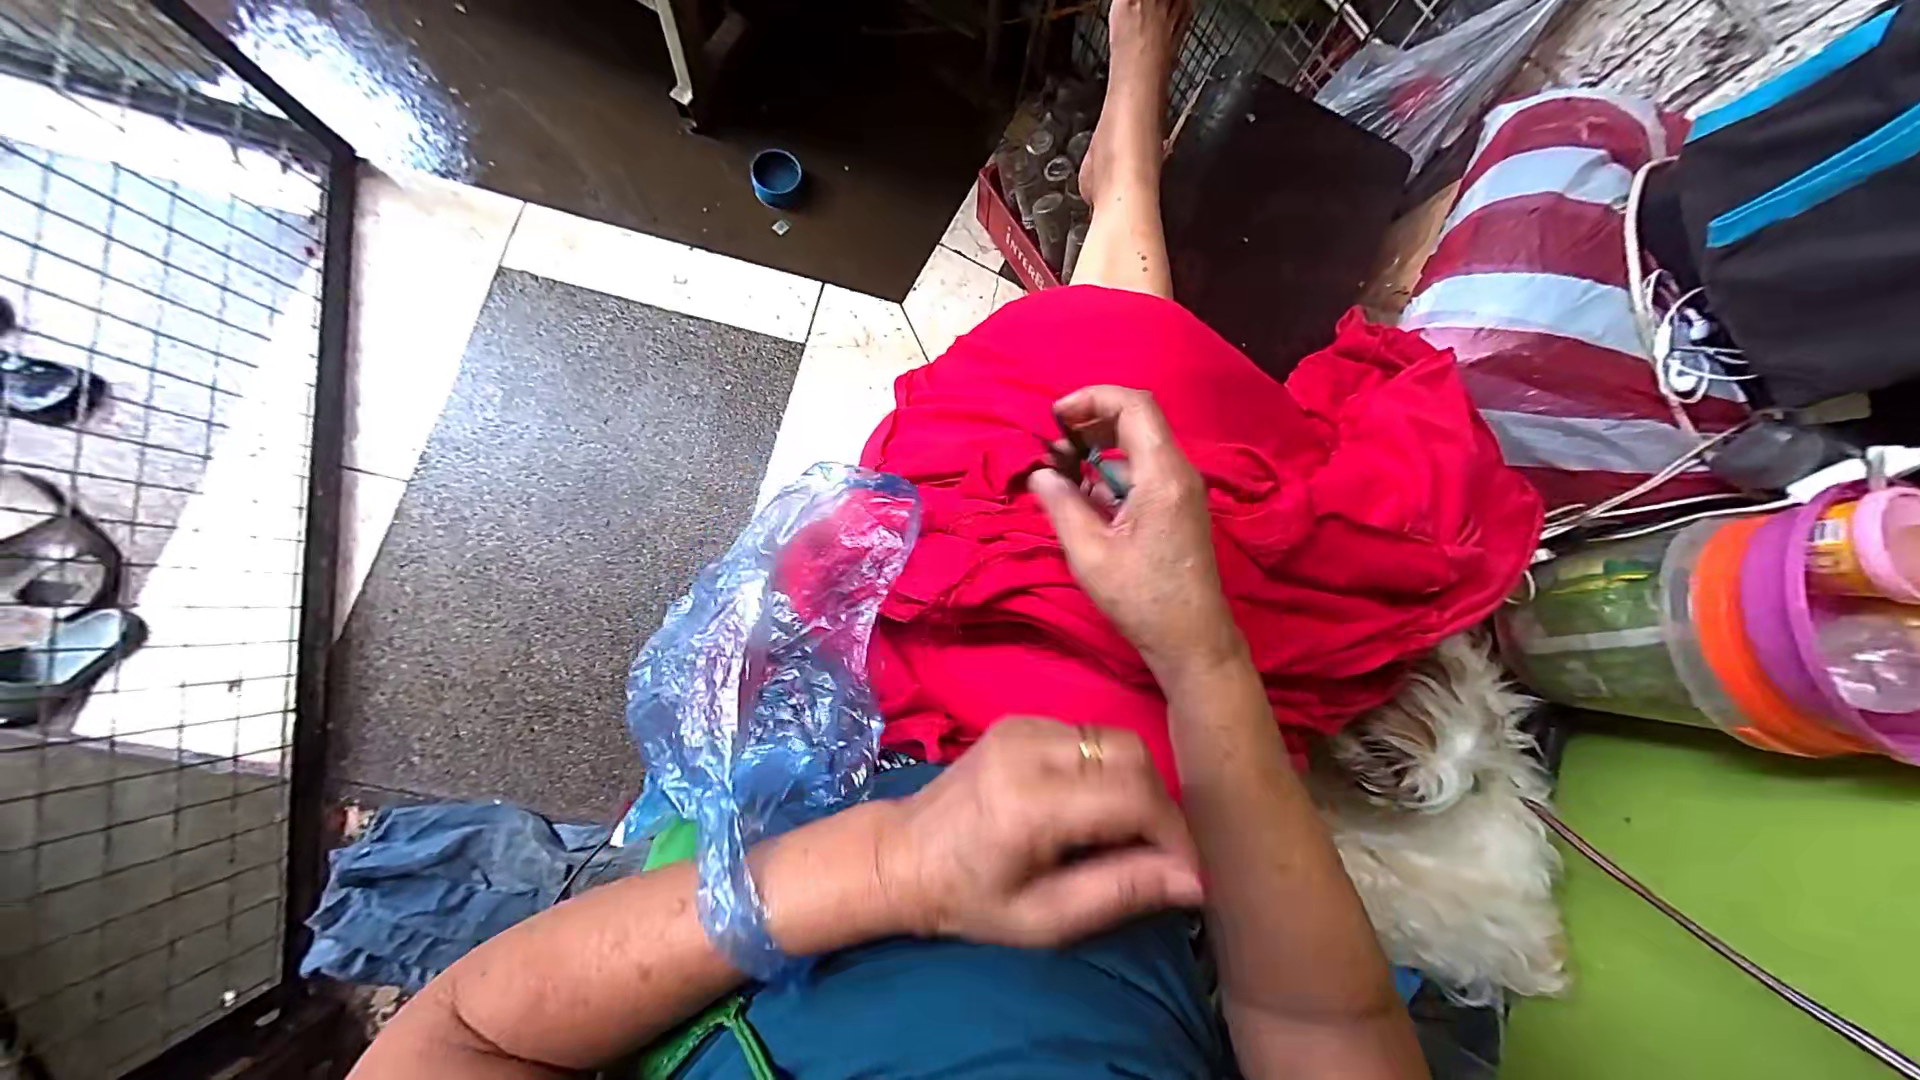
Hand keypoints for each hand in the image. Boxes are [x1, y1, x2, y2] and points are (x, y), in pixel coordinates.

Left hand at [874, 717, 1202, 947]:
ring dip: (1136, 783)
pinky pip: (1087, 735)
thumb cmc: (969, 898)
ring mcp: (1023, 725)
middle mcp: (1029, 747)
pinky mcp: (1020, 720)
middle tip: (1158, 853)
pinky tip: (1093, 805)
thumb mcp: (1044, 918)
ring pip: (1114, 739)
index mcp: (1030, 800)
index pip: (1133, 796)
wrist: (905, 852)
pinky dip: (1107, 768)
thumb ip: (1120, 891)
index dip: (1174, 834)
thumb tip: (1193, 880)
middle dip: (1160, 804)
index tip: (1184, 874)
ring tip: (1127, 832)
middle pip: (1132, 754)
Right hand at [1030, 385, 1245, 681]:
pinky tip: (1081, 494)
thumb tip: (1040, 472)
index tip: (1054, 418)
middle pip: (1134, 420)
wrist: (1192, 640)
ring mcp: (1179, 489)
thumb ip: (1061, 504)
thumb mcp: (1089, 553)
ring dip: (1095, 448)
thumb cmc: (1142, 599)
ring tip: (1059, 470)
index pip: (1134, 405)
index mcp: (1163, 475)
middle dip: (1088, 423)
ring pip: (1135, 445)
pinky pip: (1139, 471)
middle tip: (1051, 449)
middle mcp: (1178, 472)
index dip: (1091, 398)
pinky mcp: (1174, 506)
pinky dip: (1107, 472)